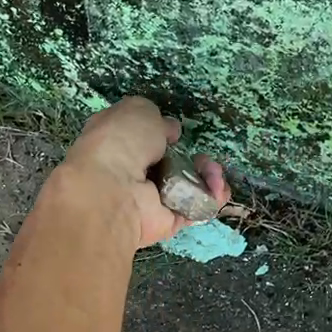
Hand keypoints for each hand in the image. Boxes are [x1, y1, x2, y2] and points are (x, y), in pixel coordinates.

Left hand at [61, 96, 230, 249]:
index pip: (143, 140)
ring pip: (188, 186)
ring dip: (207, 175)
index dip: (162, 134)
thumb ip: (157, 118)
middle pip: (171, 164)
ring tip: (212, 171)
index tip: (175, 133)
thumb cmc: (121, 141)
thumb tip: (170, 131)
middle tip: (201, 156)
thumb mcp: (139, 110)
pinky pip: (195, 208)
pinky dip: (212, 198)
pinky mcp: (167, 221)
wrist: (113, 189)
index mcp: (117, 145)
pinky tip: (218, 188)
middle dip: (193, 158)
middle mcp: (131, 173)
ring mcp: (150, 200)